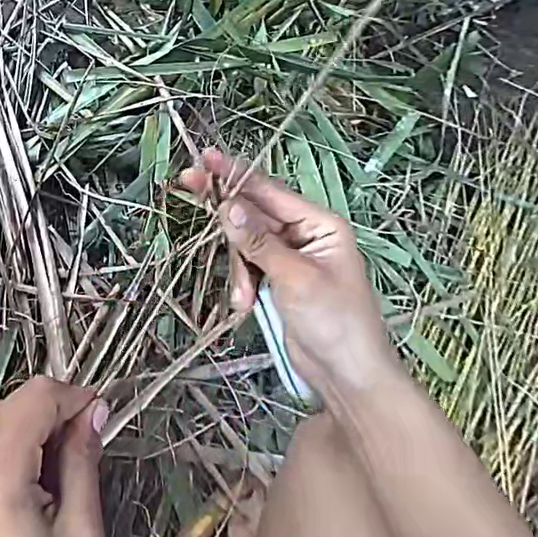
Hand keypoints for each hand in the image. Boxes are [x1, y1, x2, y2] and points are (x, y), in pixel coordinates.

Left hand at [0, 376, 108, 536]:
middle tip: (87, 450)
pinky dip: (29, 439)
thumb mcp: (77, 533)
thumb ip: (84, 461)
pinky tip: (41, 479)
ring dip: (46, 427)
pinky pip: (2, 428)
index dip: (78, 399)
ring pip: (16, 407)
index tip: (101, 416)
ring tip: (63, 475)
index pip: (43, 394)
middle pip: (28, 396)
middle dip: (62, 413)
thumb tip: (93, 414)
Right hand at [179, 148, 399, 400]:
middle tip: (187, 181)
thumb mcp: (295, 278)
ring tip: (244, 297)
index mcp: (318, 224)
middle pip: (253, 211)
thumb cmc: (335, 322)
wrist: (350, 380)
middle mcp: (302, 233)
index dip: (235, 173)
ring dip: (239, 265)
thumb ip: (258, 241)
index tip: (205, 156)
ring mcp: (288, 256)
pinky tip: (245, 304)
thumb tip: (227, 205)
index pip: (269, 190)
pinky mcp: (275, 278)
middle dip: (226, 212)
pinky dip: (242, 281)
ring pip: (245, 240)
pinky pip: (247, 264)